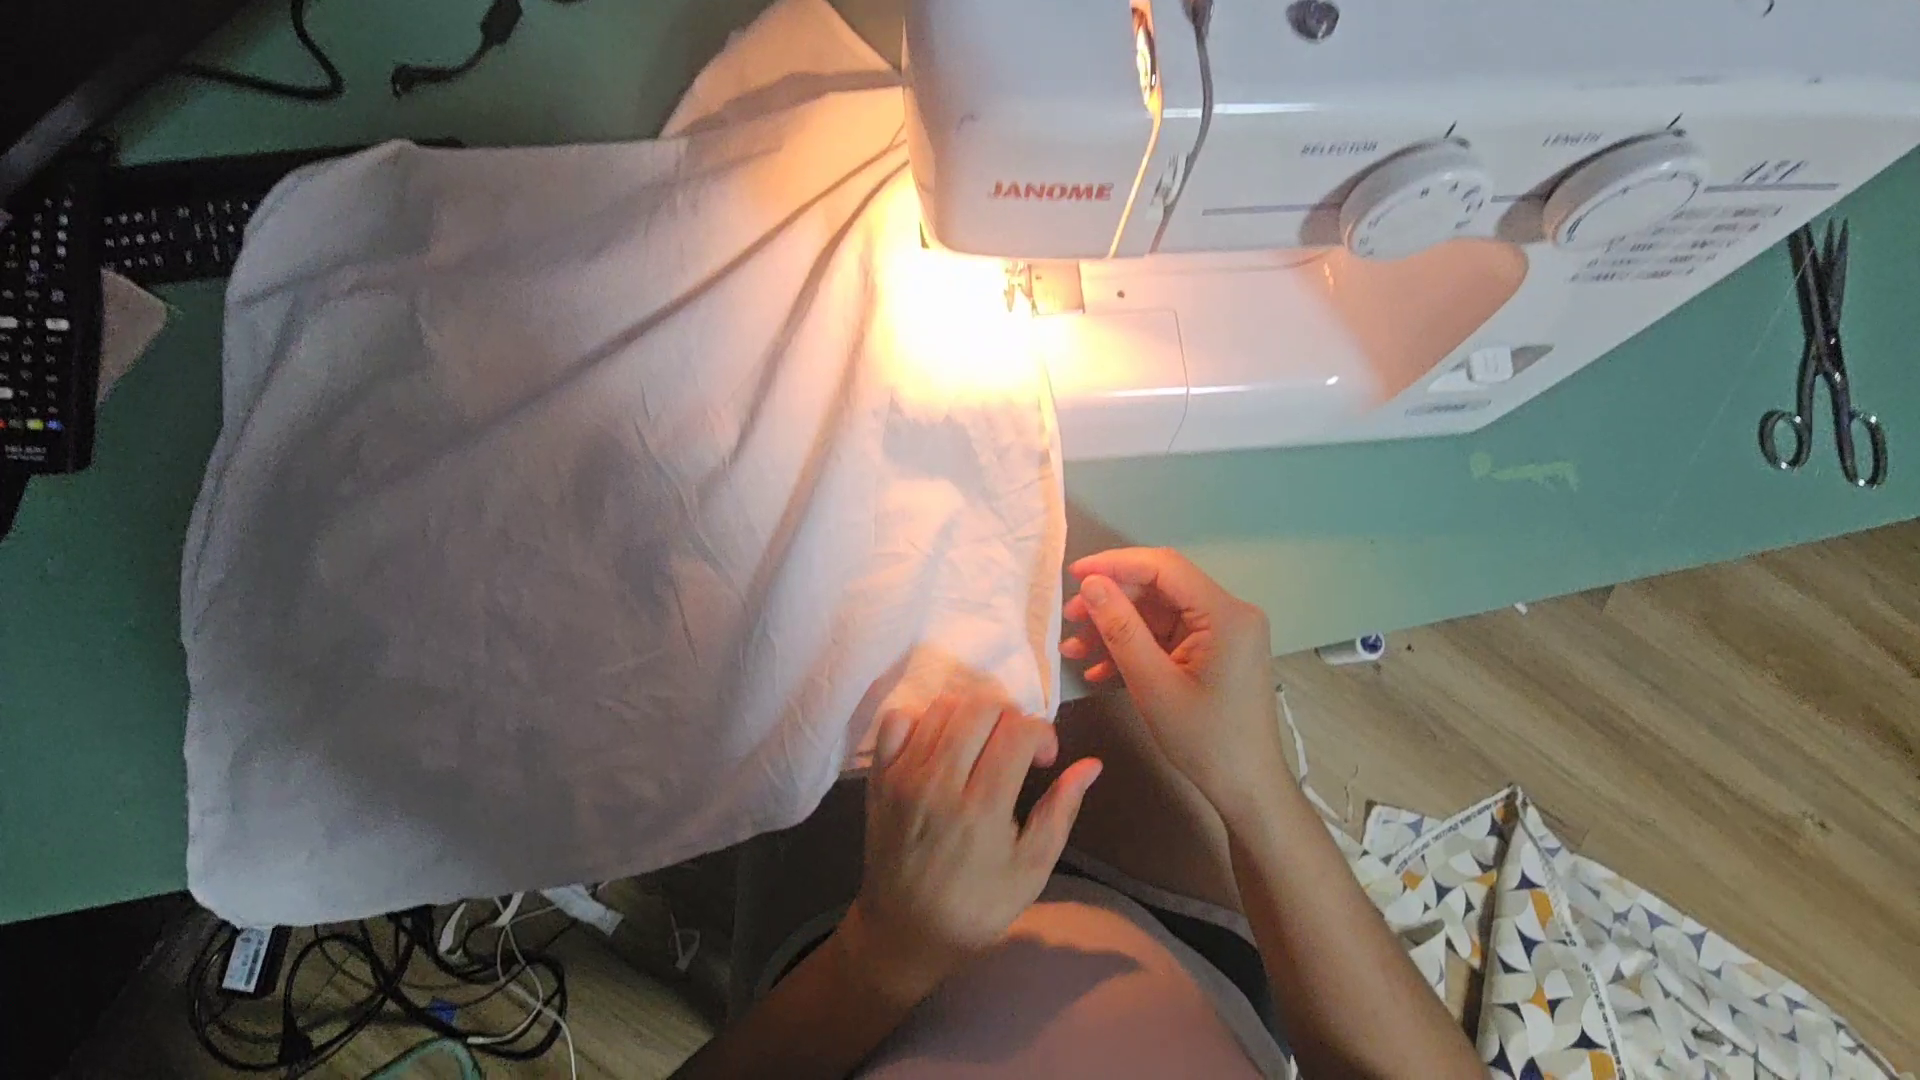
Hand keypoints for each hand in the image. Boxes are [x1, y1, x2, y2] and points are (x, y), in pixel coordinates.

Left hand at [841, 692, 1102, 1007]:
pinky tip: (939, 746)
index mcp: (984, 807)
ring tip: (980, 745)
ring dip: (972, 716)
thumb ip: (1061, 811)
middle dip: (1010, 717)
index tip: (1044, 759)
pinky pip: (897, 720)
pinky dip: (923, 721)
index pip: (1019, 730)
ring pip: (943, 707)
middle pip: (982, 707)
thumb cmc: (977, 906)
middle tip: (1015, 748)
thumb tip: (1091, 764)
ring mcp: (905, 775)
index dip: (1043, 733)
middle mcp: (941, 782)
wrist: (904, 931)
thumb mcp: (1031, 869)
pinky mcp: (879, 776)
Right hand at [1060, 548, 1284, 817]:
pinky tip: (1098, 671)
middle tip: (1069, 620)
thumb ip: (1121, 629)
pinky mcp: (1212, 653)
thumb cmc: (1205, 740)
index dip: (1115, 564)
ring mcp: (1221, 634)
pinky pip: (1165, 638)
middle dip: (1111, 602)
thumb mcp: (1153, 684)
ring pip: (1156, 615)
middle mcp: (1228, 614)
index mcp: (1225, 614)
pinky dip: (1133, 649)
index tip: (1073, 574)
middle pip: (1159, 589)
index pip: (1164, 567)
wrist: (1247, 789)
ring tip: (1074, 650)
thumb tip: (1090, 584)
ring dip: (1115, 629)